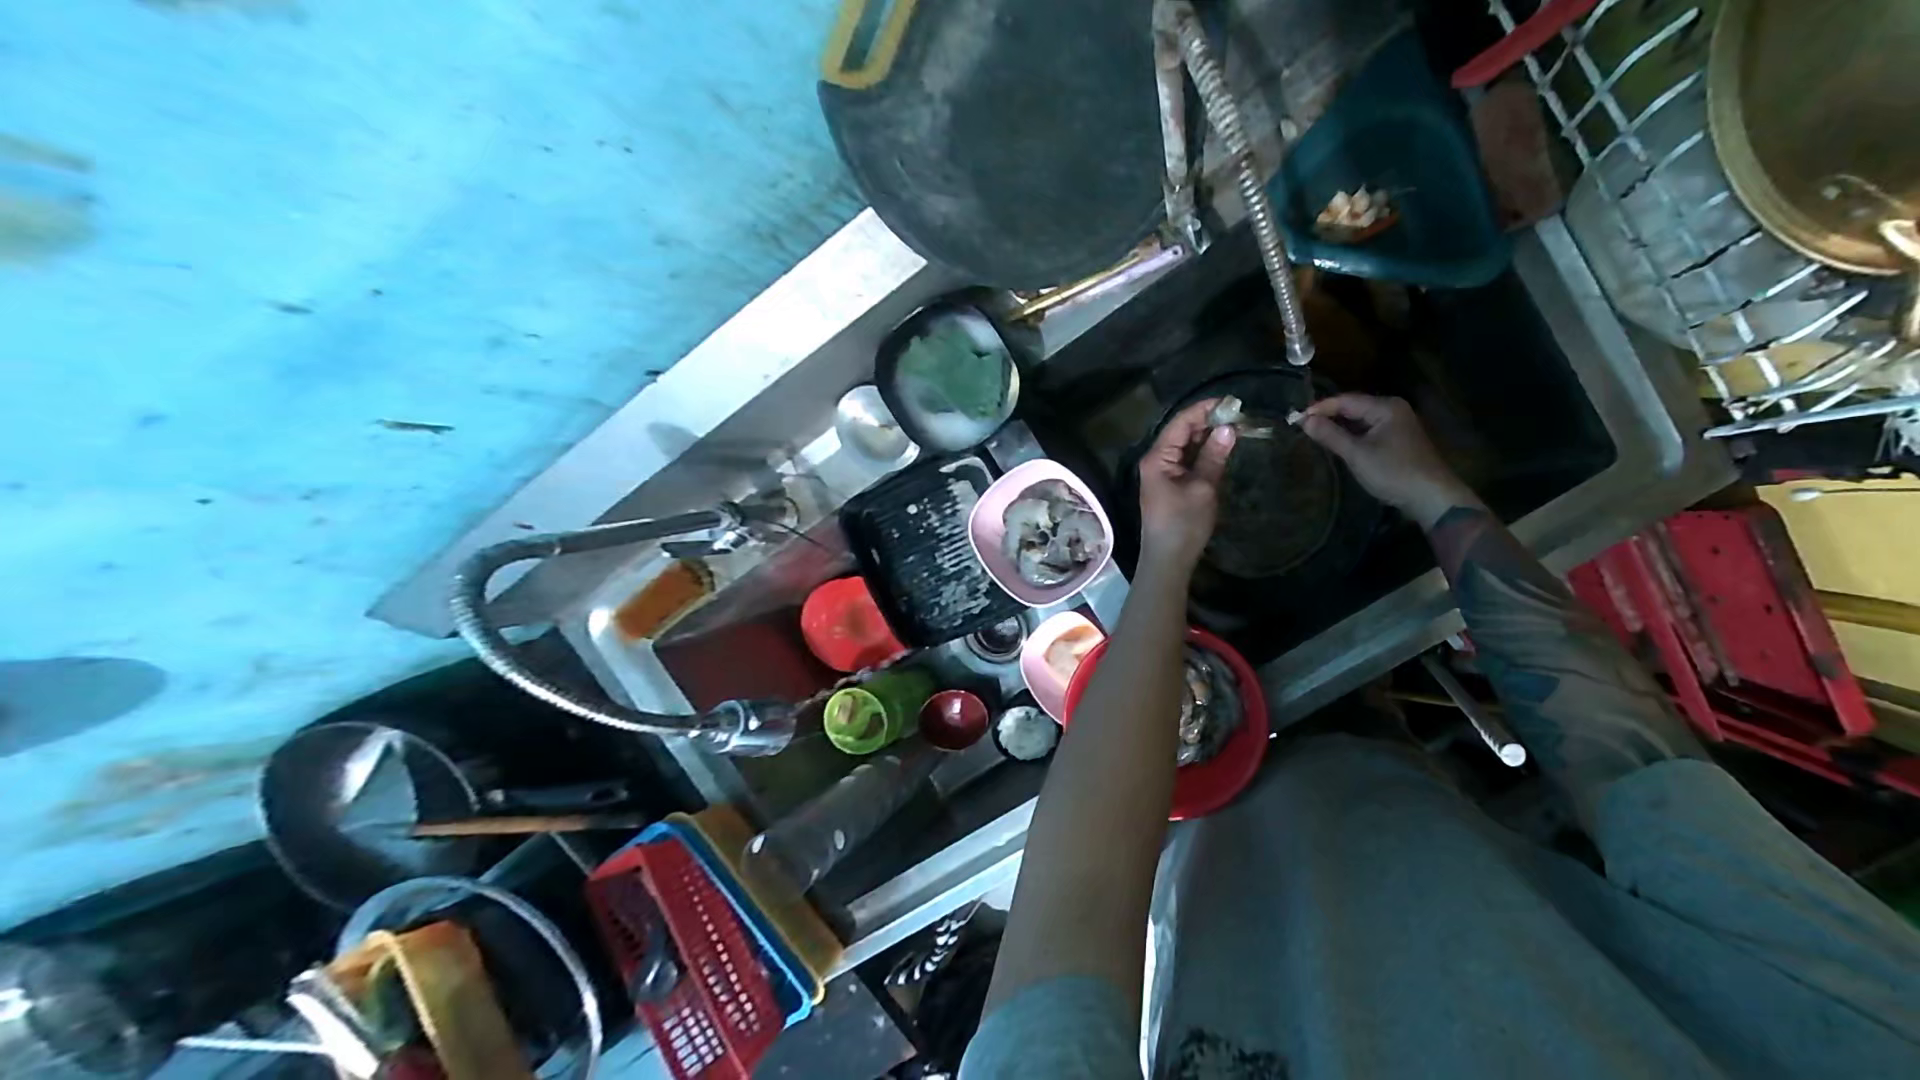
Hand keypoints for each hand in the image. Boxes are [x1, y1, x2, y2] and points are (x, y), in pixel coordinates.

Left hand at [1138, 397, 1235, 568]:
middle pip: (1181, 432)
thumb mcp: (1202, 488)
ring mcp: (1161, 473)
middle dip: (1207, 422)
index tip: (1230, 402)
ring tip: (1235, 428)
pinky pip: (1186, 460)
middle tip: (1238, 416)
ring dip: (1206, 437)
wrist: (1168, 559)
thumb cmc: (1183, 524)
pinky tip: (1221, 449)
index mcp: (1157, 458)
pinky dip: (1203, 453)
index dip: (1203, 410)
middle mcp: (1155, 461)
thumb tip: (1228, 428)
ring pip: (1185, 446)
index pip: (1179, 423)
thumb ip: (1213, 456)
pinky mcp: (1169, 485)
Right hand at [1300, 394, 1478, 527]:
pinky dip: (1351, 434)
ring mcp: (1397, 424)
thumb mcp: (1356, 454)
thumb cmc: (1392, 472)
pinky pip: (1368, 429)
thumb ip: (1330, 435)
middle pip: (1353, 407)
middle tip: (1301, 426)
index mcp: (1385, 407)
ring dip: (1338, 425)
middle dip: (1328, 415)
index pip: (1346, 400)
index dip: (1320, 408)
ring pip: (1360, 419)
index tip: (1295, 419)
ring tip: (1313, 433)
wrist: (1430, 496)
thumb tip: (1305, 420)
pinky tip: (1336, 442)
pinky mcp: (1397, 438)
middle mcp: (1393, 409)